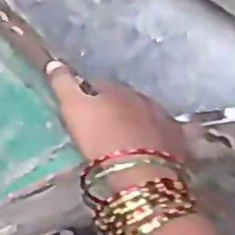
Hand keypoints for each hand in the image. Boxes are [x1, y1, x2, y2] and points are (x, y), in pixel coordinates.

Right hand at [44, 60, 185, 167]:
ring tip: (121, 136)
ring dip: (133, 120)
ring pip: (144, 114)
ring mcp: (165, 118)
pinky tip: (148, 144)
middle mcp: (143, 98)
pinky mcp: (179, 140)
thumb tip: (54, 62)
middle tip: (98, 123)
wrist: (139, 171)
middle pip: (123, 99)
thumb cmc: (100, 137)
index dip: (85, 94)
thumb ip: (63, 84)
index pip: (97, 84)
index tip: (77, 107)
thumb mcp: (73, 108)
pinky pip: (164, 132)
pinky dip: (154, 134)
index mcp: (116, 89)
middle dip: (112, 106)